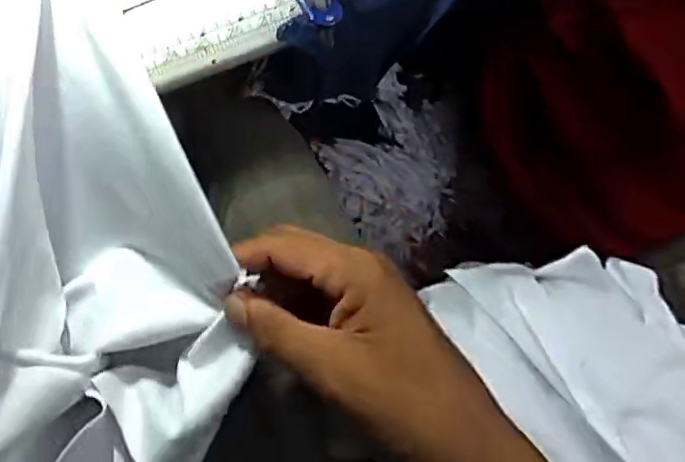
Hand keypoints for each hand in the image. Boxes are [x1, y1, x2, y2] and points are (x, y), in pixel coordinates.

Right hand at [227, 226, 542, 461]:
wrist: (478, 452)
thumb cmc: (404, 402)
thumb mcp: (331, 368)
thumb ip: (274, 328)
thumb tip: (229, 301)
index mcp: (354, 266)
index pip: (280, 244)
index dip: (241, 258)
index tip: (207, 279)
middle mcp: (361, 263)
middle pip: (292, 248)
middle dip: (257, 270)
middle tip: (226, 297)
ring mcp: (371, 284)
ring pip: (304, 269)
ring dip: (274, 288)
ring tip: (249, 316)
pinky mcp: (374, 307)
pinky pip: (322, 290)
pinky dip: (295, 304)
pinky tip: (281, 327)